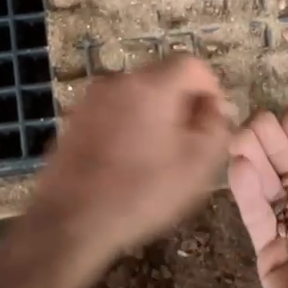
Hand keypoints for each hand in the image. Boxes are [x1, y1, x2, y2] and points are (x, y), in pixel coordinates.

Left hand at [0, 57, 230, 287]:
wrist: (70, 221)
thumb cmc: (142, 193)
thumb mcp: (198, 165)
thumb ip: (217, 127)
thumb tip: (216, 108)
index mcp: (152, 84)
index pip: (194, 66)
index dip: (211, 92)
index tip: (213, 125)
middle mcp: (117, 81)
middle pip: (162, 80)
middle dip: (181, 107)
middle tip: (189, 146)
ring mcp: (89, 101)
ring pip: (135, 100)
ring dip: (153, 121)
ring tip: (157, 161)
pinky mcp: (71, 122)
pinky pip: (111, 117)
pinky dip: (126, 131)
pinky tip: (126, 167)